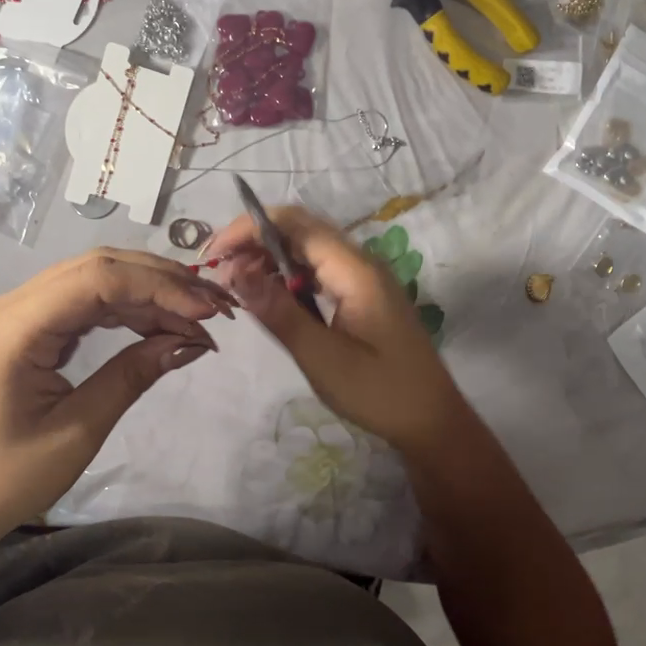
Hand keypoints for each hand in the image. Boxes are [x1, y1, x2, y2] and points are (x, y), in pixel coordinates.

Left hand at [0, 249, 231, 536]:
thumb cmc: (10, 477)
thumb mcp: (78, 430)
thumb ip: (131, 376)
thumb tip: (190, 343)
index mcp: (16, 326)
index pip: (97, 280)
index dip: (158, 286)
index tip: (207, 312)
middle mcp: (14, 305)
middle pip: (98, 269)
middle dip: (162, 282)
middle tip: (217, 309)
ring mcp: (21, 314)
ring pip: (95, 281)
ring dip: (150, 293)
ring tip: (200, 318)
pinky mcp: (32, 329)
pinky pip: (85, 303)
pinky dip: (128, 310)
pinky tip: (163, 324)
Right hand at [205, 206, 469, 452]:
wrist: (431, 421)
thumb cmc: (379, 392)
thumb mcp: (322, 357)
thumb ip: (278, 312)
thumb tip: (235, 272)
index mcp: (355, 271)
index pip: (295, 224)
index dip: (249, 228)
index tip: (214, 254)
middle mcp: (361, 264)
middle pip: (301, 230)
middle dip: (254, 240)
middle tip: (218, 271)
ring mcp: (364, 279)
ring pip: (308, 250)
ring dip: (269, 258)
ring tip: (236, 284)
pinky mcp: (362, 297)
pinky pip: (319, 271)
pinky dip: (288, 276)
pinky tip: (268, 297)